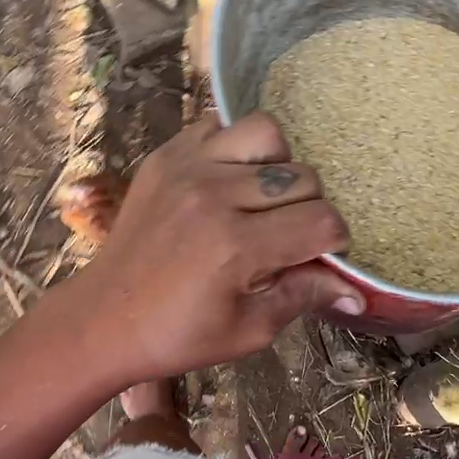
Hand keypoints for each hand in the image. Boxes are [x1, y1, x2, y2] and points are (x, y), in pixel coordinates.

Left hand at [66, 112, 363, 383]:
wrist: (101, 317)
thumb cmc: (176, 334)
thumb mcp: (247, 331)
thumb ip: (304, 297)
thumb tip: (357, 291)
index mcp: (237, 246)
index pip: (322, 222)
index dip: (334, 241)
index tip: (320, 254)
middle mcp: (215, 195)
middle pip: (303, 177)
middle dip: (310, 207)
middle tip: (290, 232)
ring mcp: (188, 166)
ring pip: (267, 133)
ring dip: (278, 163)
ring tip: (262, 193)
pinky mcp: (167, 153)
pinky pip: (219, 124)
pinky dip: (234, 145)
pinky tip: (228, 177)